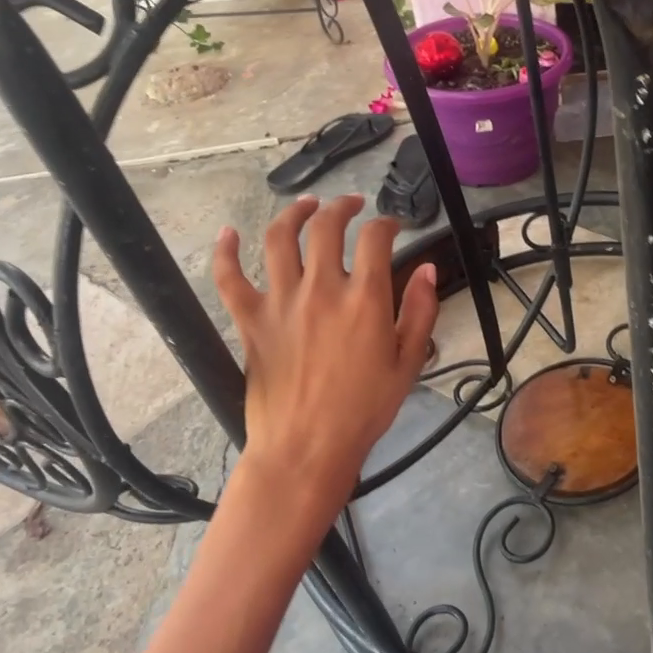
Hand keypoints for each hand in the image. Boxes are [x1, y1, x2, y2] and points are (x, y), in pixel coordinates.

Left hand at [211, 195, 439, 489]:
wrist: (306, 448)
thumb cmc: (364, 409)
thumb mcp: (408, 362)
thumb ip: (419, 311)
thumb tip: (427, 270)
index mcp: (364, 299)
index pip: (375, 239)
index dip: (387, 223)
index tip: (393, 227)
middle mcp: (320, 289)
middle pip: (326, 227)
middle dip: (342, 206)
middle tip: (351, 205)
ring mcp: (280, 302)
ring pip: (279, 239)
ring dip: (293, 213)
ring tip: (306, 205)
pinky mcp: (250, 321)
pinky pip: (229, 279)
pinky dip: (225, 252)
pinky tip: (228, 234)